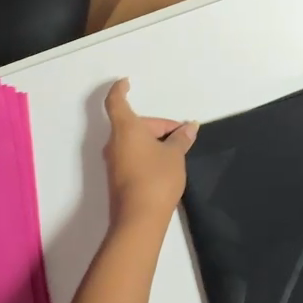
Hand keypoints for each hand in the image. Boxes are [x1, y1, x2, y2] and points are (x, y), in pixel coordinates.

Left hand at [102, 78, 197, 228]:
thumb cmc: (156, 178)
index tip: (125, 82)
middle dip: (158, 126)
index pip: (116, 102)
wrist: (138, 220)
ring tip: (176, 152)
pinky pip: (132, 156)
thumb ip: (181, 138)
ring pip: (134, 141)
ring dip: (153, 141)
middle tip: (181, 136)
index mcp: (126, 129)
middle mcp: (115, 143)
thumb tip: (189, 127)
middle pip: (134, 124)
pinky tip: (165, 166)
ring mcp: (113, 162)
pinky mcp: (116, 179)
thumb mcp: (175, 155)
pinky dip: (147, 154)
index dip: (120, 90)